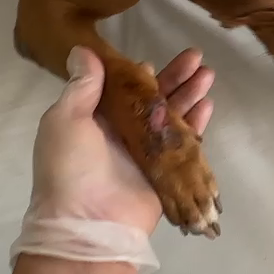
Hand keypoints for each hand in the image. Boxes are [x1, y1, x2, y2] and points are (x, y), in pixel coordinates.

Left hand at [15, 46, 215, 267]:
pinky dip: (196, 122)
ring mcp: (146, 151)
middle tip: (196, 56)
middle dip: (176, 76)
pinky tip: (207, 104)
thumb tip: (82, 49)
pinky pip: (184, 141)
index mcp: (96, 120)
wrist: (88, 224)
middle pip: (154, 97)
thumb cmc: (71, 168)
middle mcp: (123, 133)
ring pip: (173, 115)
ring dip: (190, 93)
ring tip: (207, 74)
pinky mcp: (166, 169)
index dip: (138, 73)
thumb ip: (81, 86)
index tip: (150, 61)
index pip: (122, 89)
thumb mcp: (65, 120)